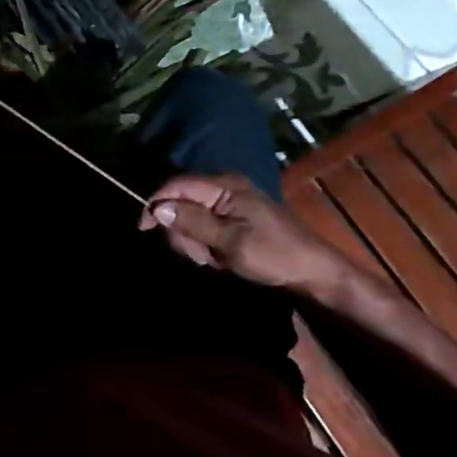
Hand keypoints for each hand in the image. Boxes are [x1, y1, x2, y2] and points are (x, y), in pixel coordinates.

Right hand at [137, 173, 349, 295]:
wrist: (313, 271)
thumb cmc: (274, 255)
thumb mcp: (231, 242)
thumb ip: (194, 222)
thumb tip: (160, 207)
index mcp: (225, 186)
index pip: (177, 185)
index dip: (156, 203)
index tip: (143, 228)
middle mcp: (225, 186)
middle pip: (181, 200)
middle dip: (181, 230)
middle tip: (199, 257)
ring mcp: (230, 201)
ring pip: (190, 216)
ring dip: (194, 241)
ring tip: (213, 260)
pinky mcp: (234, 215)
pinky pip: (204, 223)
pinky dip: (204, 242)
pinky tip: (218, 258)